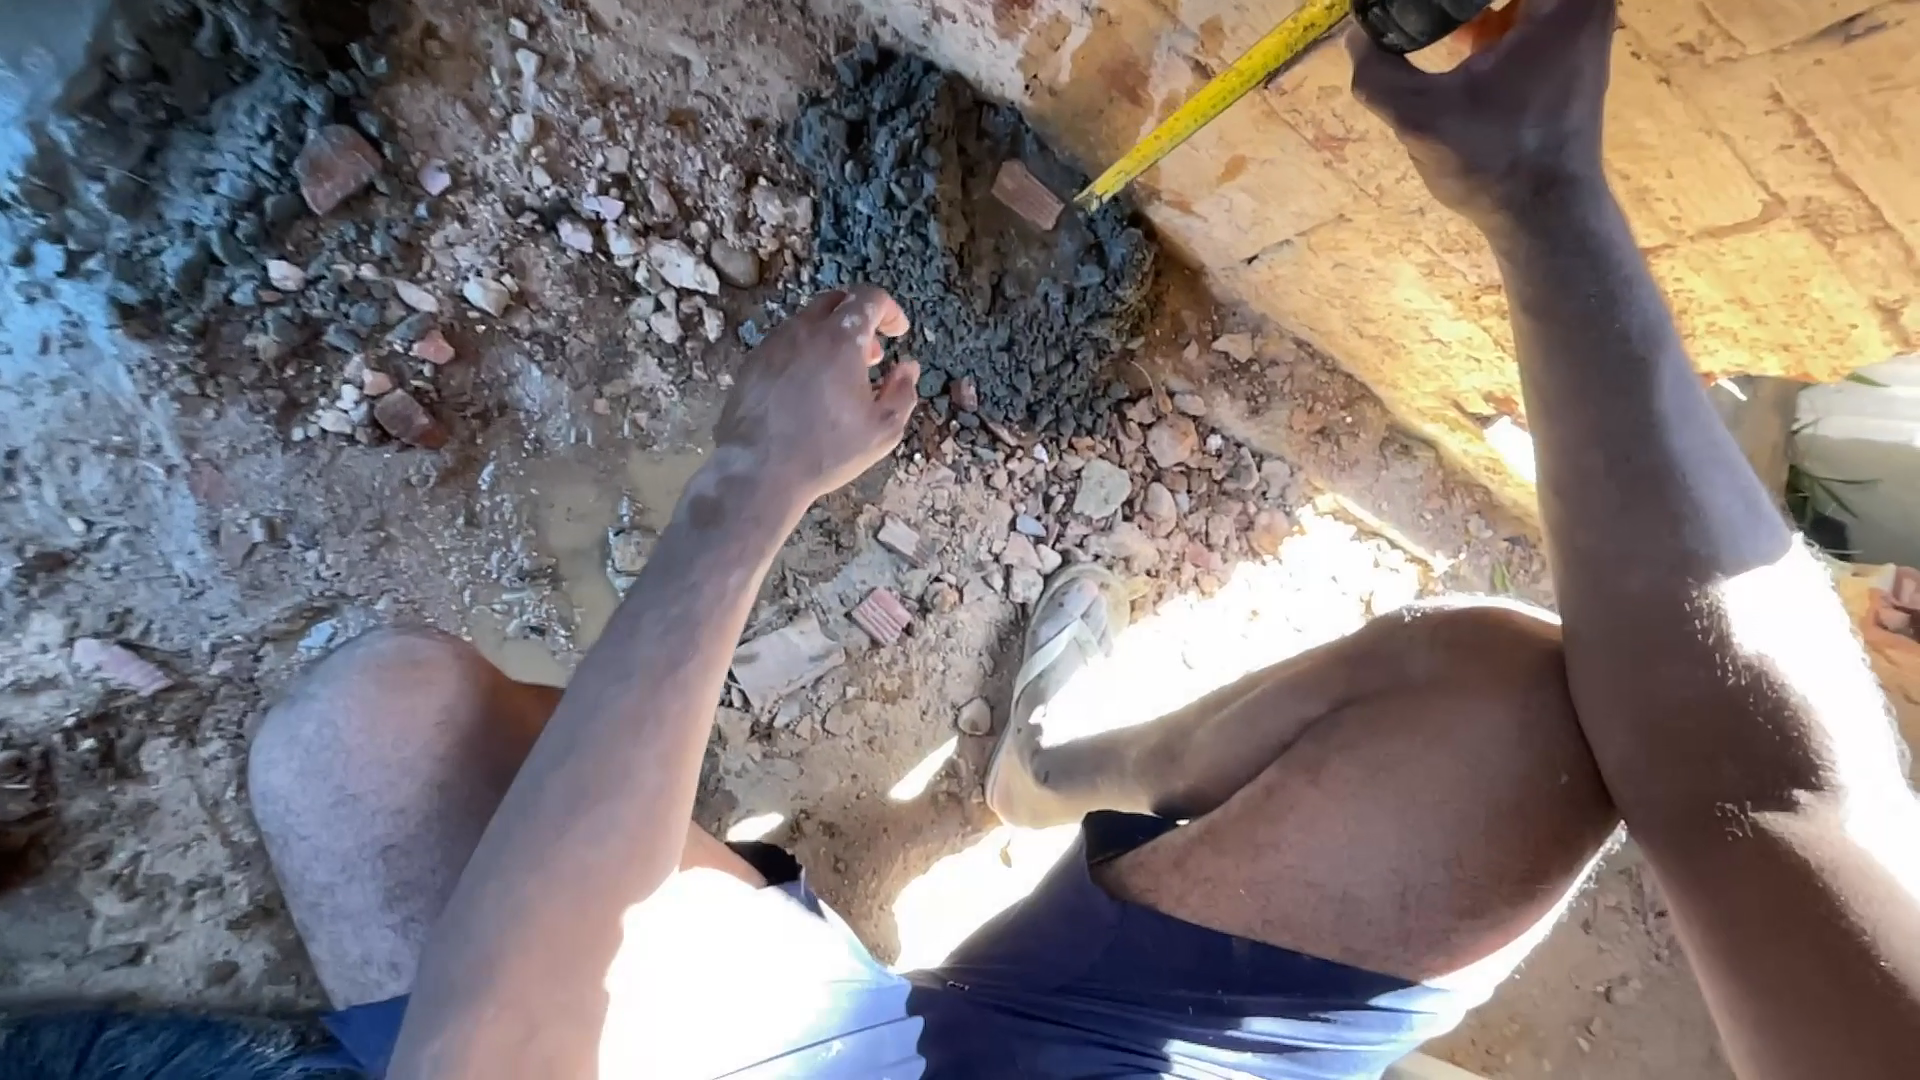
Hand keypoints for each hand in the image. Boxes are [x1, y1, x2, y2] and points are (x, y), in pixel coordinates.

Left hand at [712, 285, 917, 506]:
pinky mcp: (752, 364)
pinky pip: (785, 345)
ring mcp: (773, 345)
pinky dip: (805, 354)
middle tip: (873, 354)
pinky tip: (809, 390)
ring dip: (831, 338)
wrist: (760, 470)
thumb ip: (903, 392)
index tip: (898, 331)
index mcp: (841, 340)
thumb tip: (908, 368)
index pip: (869, 298)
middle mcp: (804, 331)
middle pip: (835, 302)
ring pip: (807, 323)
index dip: (889, 310)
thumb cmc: (827, 450)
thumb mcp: (883, 429)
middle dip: (860, 318)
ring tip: (840, 377)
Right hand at [1348, 0, 1617, 226]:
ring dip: (1465, 10)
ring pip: (1512, 4)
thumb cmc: (1491, 160)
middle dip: (1449, 5)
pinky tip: (1455, 45)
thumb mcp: (1420, 117)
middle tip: (1408, 16)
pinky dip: (1487, 22)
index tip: (1403, 10)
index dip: (1442, 1)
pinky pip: (1524, 14)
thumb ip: (1379, 75)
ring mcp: (1581, 20)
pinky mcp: (1569, 46)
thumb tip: (1353, 35)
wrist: (1543, 209)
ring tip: (1423, 28)